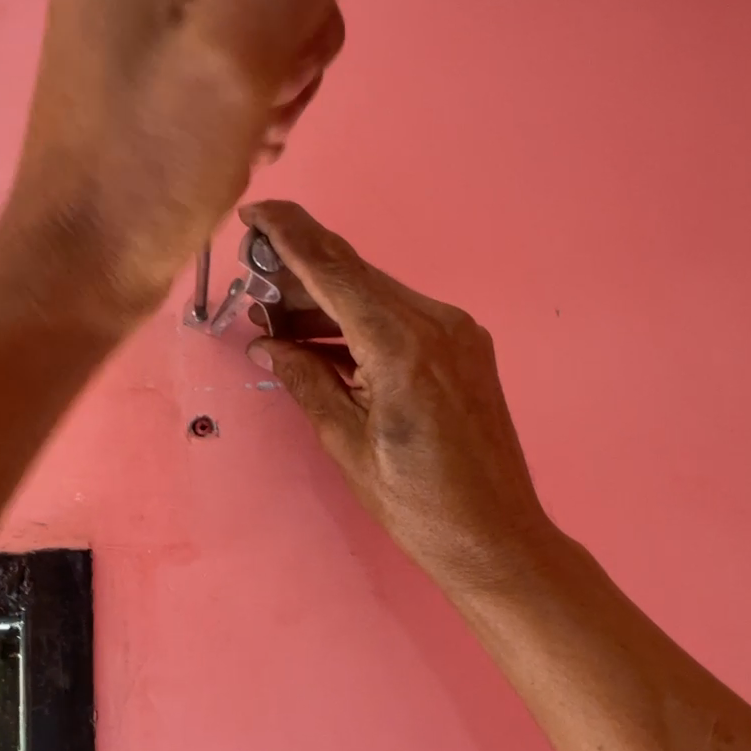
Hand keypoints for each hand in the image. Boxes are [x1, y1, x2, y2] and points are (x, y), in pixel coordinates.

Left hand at [0, 0, 364, 330]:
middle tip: (255, 93)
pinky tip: (236, 142)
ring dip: (283, 75)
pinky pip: (251, 55)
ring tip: (241, 130)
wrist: (84, 274)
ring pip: (276, 7)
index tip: (274, 35)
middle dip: (294, 28)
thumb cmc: (146, 167)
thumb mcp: (236, 40)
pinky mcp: (166, 65)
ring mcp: (153, 12)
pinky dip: (259, 101)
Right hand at [243, 200, 565, 595]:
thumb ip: (306, 382)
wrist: (496, 538)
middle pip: (356, 277)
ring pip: (377, 296)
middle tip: (254, 288)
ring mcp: (458, 333)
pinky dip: (358, 323)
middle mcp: (437, 323)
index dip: (289, 236)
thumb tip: (267, 345)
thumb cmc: (415, 504)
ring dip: (327, 301)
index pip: (335, 270)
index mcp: (403, 346)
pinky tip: (325, 341)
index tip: (253, 212)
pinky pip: (399, 318)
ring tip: (279, 321)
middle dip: (300, 274)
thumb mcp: (347, 443)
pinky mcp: (465, 349)